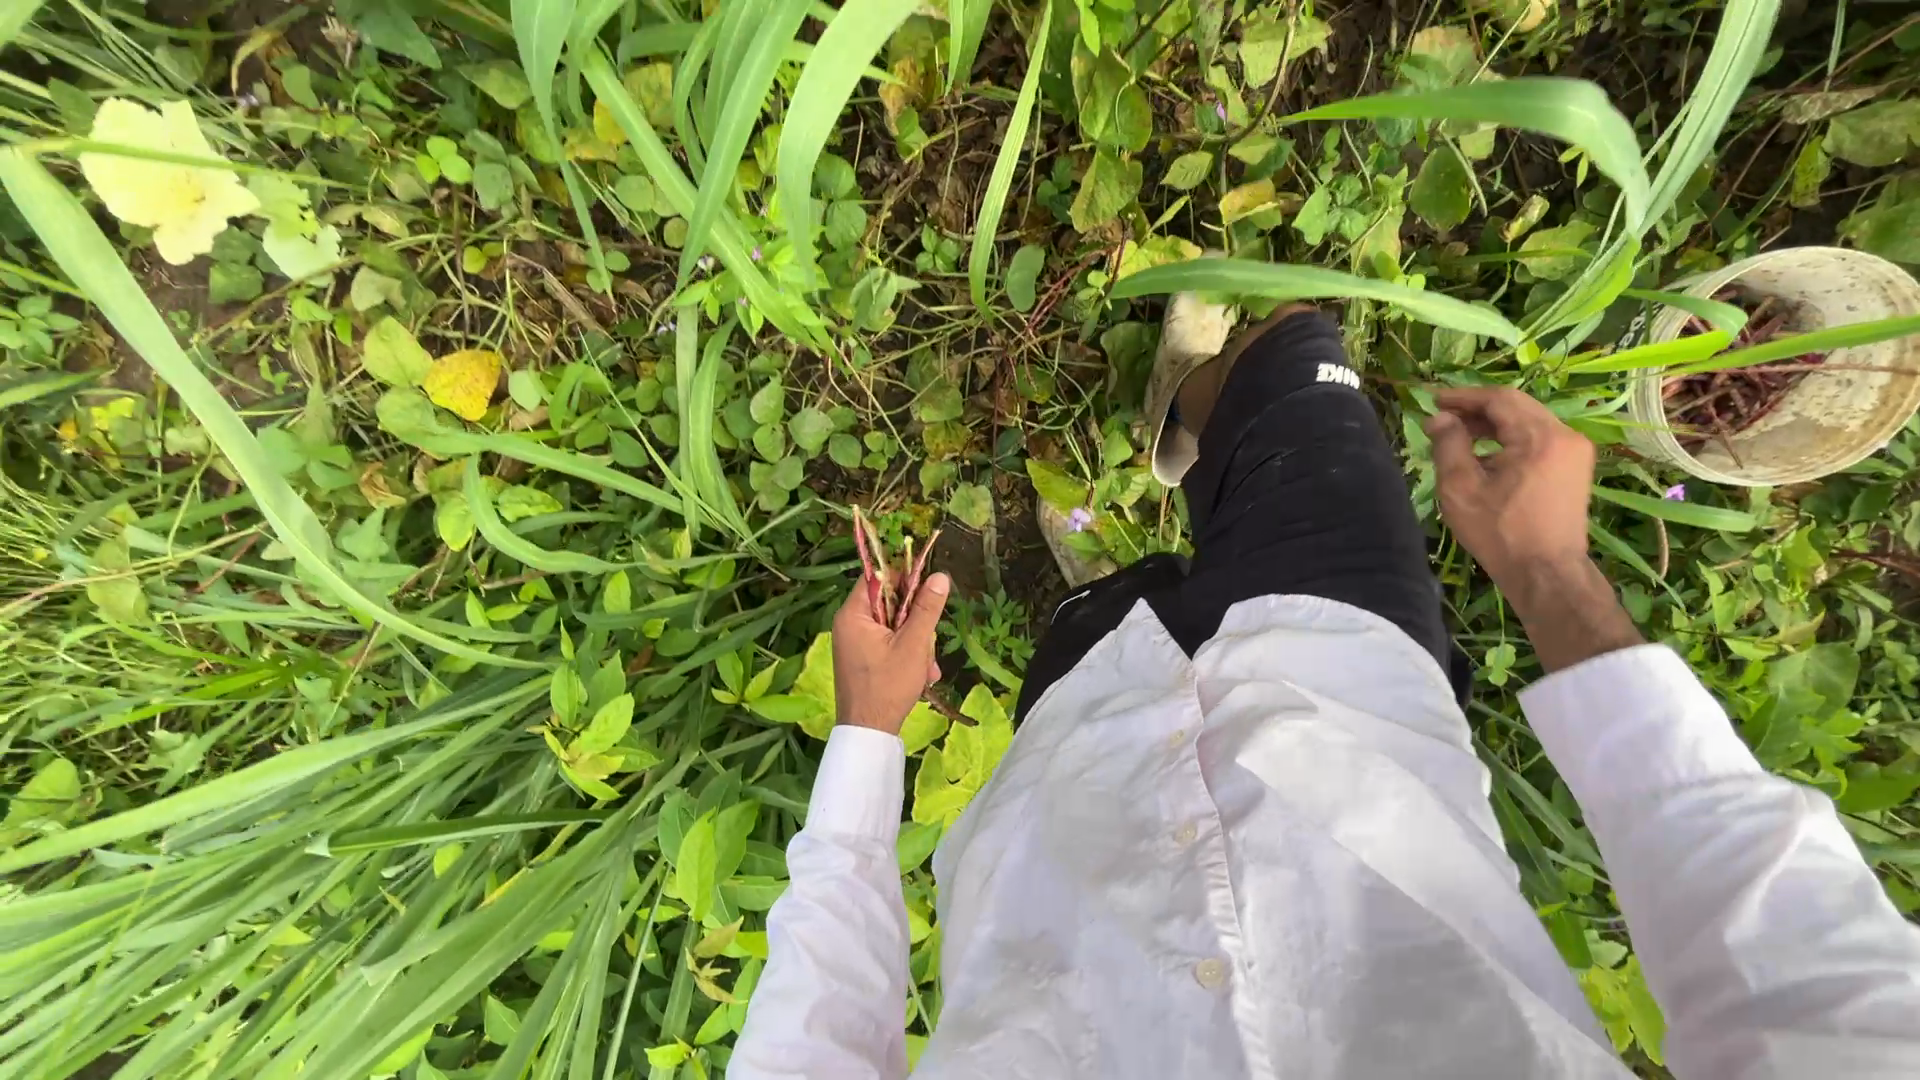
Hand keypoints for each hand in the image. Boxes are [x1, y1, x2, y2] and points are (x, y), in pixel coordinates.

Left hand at [831, 572, 949, 734]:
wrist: (869, 734)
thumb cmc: (888, 686)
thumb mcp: (914, 645)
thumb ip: (927, 608)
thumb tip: (940, 576)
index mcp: (853, 615)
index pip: (877, 577)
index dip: (903, 578)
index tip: (927, 587)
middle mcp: (848, 625)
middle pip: (888, 604)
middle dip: (915, 622)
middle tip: (930, 639)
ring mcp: (854, 644)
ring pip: (893, 627)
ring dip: (916, 643)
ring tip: (928, 667)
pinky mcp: (862, 660)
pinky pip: (888, 645)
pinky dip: (906, 656)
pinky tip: (923, 675)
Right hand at [1425, 386, 1641, 670]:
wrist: (1545, 571)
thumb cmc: (1498, 531)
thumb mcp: (1460, 488)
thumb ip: (1449, 445)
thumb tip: (1440, 418)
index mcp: (1538, 437)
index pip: (1499, 399)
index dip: (1463, 396)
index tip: (1432, 400)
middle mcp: (1564, 436)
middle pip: (1516, 407)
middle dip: (1476, 409)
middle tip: (1441, 417)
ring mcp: (1574, 451)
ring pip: (1528, 422)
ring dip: (1492, 424)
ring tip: (1458, 437)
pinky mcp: (1574, 467)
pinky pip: (1538, 439)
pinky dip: (1509, 439)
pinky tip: (1484, 456)